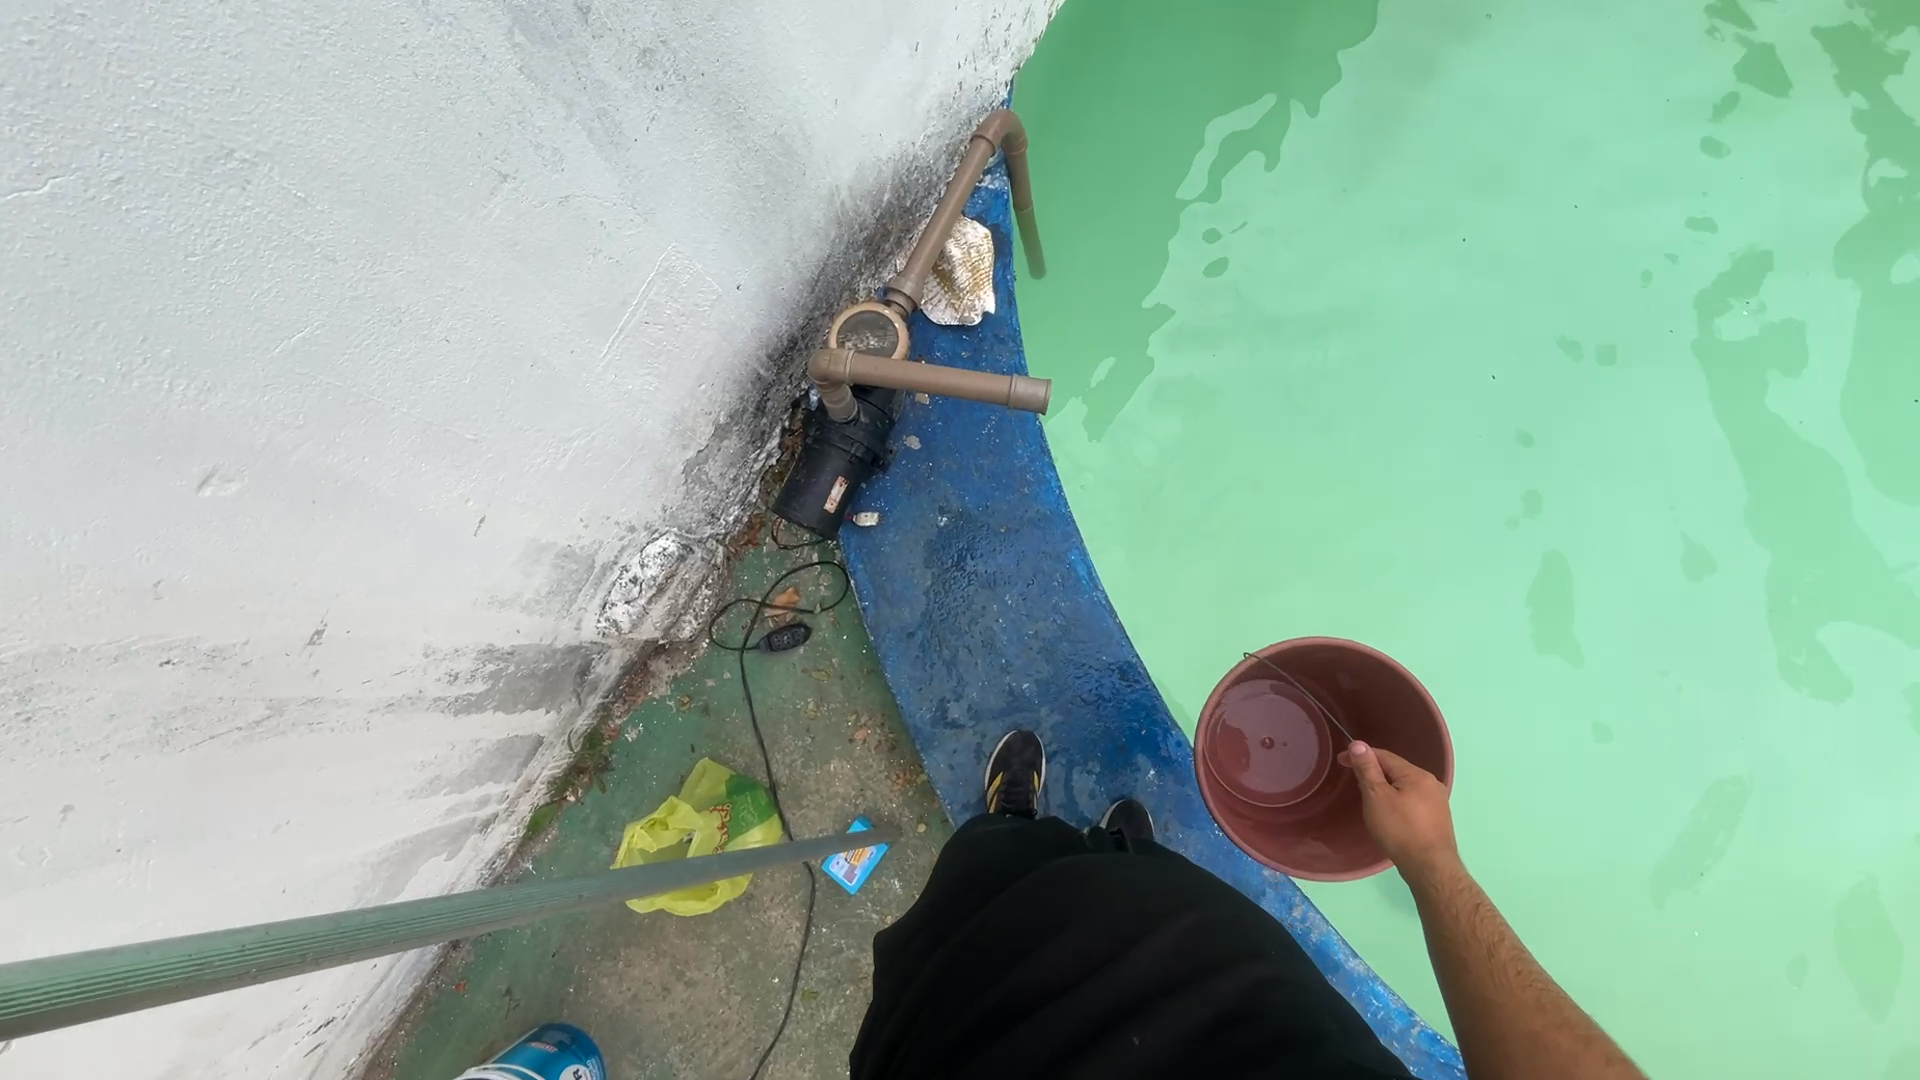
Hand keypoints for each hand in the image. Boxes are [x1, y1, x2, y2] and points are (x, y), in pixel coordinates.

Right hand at [1337, 740, 1459, 884]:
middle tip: (1353, 781)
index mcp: (1417, 775)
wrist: (1430, 868)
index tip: (1340, 761)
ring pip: (1404, 785)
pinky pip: (1412, 798)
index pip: (1383, 755)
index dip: (1360, 755)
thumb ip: (1367, 768)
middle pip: (1395, 769)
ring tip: (1368, 796)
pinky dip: (1396, 798)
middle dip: (1373, 771)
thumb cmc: (1399, 830)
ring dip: (1385, 785)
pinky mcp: (1438, 818)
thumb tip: (1358, 744)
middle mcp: (1431, 783)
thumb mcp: (1376, 796)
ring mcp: (1438, 801)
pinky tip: (1389, 811)